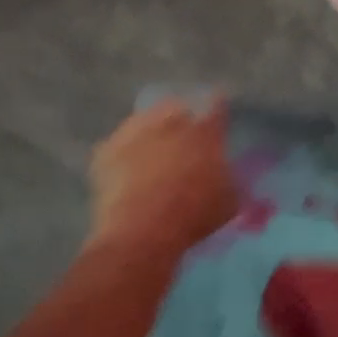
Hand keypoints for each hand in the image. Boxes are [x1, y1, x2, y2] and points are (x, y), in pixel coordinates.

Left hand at [87, 98, 235, 251]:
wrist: (142, 231)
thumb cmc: (193, 216)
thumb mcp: (229, 200)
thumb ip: (229, 178)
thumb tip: (227, 173)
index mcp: (205, 133)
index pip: (216, 106)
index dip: (218, 105)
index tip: (218, 106)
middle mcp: (171, 124)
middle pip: (177, 107)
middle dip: (181, 114)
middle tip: (184, 128)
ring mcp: (137, 134)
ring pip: (145, 119)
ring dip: (151, 126)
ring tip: (153, 141)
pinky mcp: (108, 151)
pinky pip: (118, 142)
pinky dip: (124, 148)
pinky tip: (126, 161)